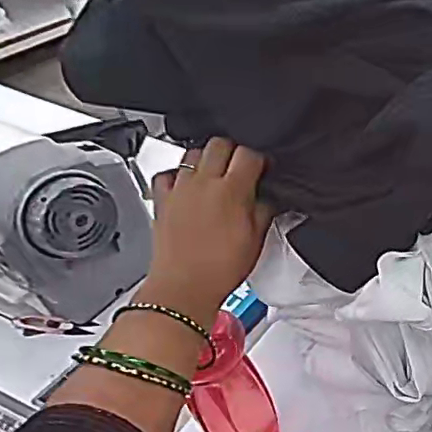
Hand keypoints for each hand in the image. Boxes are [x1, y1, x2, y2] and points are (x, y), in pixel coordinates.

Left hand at [138, 137, 275, 316]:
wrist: (185, 287)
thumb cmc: (219, 269)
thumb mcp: (255, 240)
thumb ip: (264, 211)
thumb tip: (268, 199)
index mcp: (232, 191)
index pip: (249, 155)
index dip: (261, 159)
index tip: (264, 168)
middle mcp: (203, 183)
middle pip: (220, 143)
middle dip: (234, 151)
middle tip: (241, 166)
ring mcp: (180, 188)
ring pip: (193, 152)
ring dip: (207, 159)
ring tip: (216, 174)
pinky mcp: (162, 199)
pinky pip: (167, 173)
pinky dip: (178, 174)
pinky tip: (187, 185)